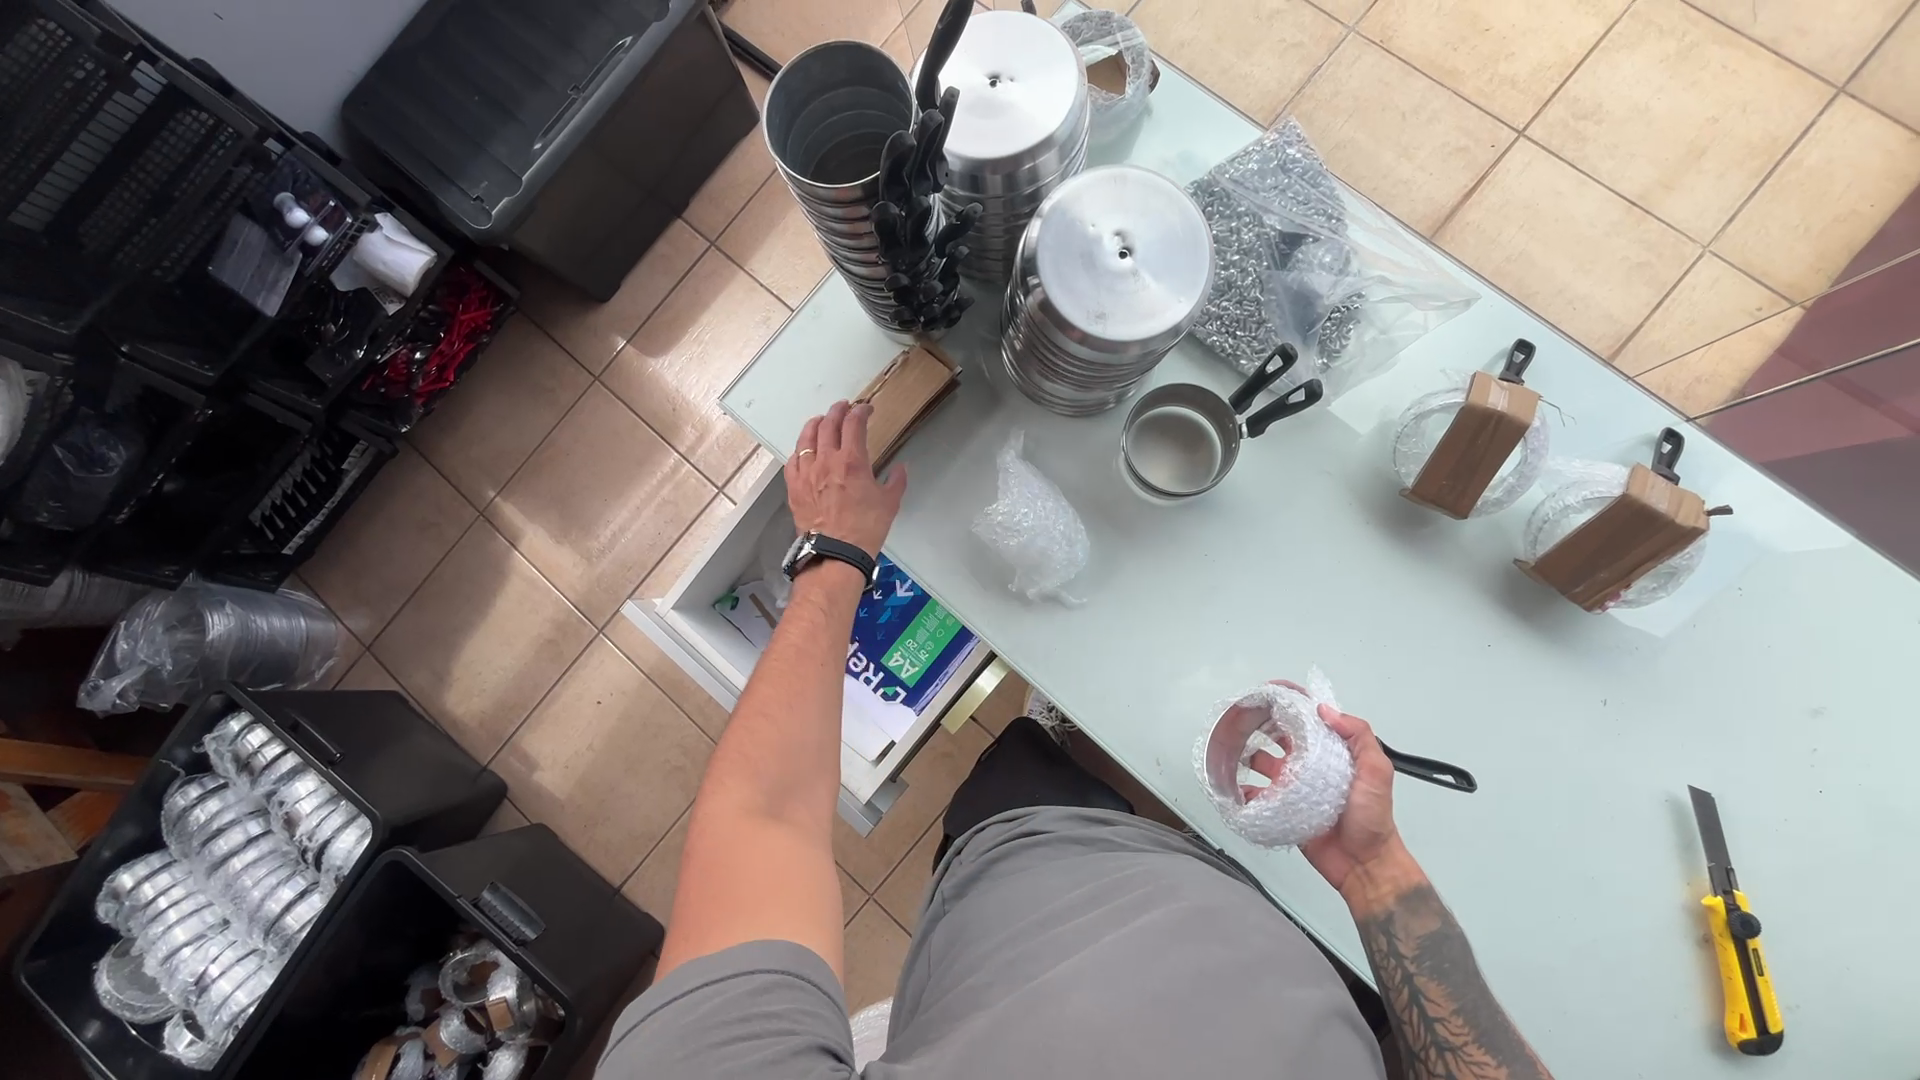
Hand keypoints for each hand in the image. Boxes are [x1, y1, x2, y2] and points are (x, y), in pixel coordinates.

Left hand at [786, 400, 906, 559]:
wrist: (836, 553)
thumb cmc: (864, 530)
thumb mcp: (890, 503)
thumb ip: (895, 481)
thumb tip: (899, 469)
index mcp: (852, 461)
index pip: (854, 424)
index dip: (860, 411)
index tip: (866, 410)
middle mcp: (826, 461)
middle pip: (828, 425)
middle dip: (837, 411)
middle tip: (843, 407)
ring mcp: (807, 473)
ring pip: (806, 438)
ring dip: (815, 424)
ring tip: (820, 420)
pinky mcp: (794, 487)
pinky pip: (793, 461)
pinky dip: (800, 450)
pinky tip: (803, 450)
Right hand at [1246, 691, 1412, 900]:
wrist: (1364, 864)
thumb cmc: (1373, 818)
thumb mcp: (1377, 772)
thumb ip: (1359, 737)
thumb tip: (1325, 710)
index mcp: (1329, 751)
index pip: (1307, 719)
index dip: (1288, 703)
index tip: (1268, 692)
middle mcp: (1309, 764)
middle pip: (1278, 736)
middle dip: (1259, 724)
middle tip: (1241, 719)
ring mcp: (1293, 785)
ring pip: (1262, 762)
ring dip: (1246, 754)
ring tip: (1230, 749)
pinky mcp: (1282, 807)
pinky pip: (1257, 795)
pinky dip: (1242, 789)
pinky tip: (1232, 786)